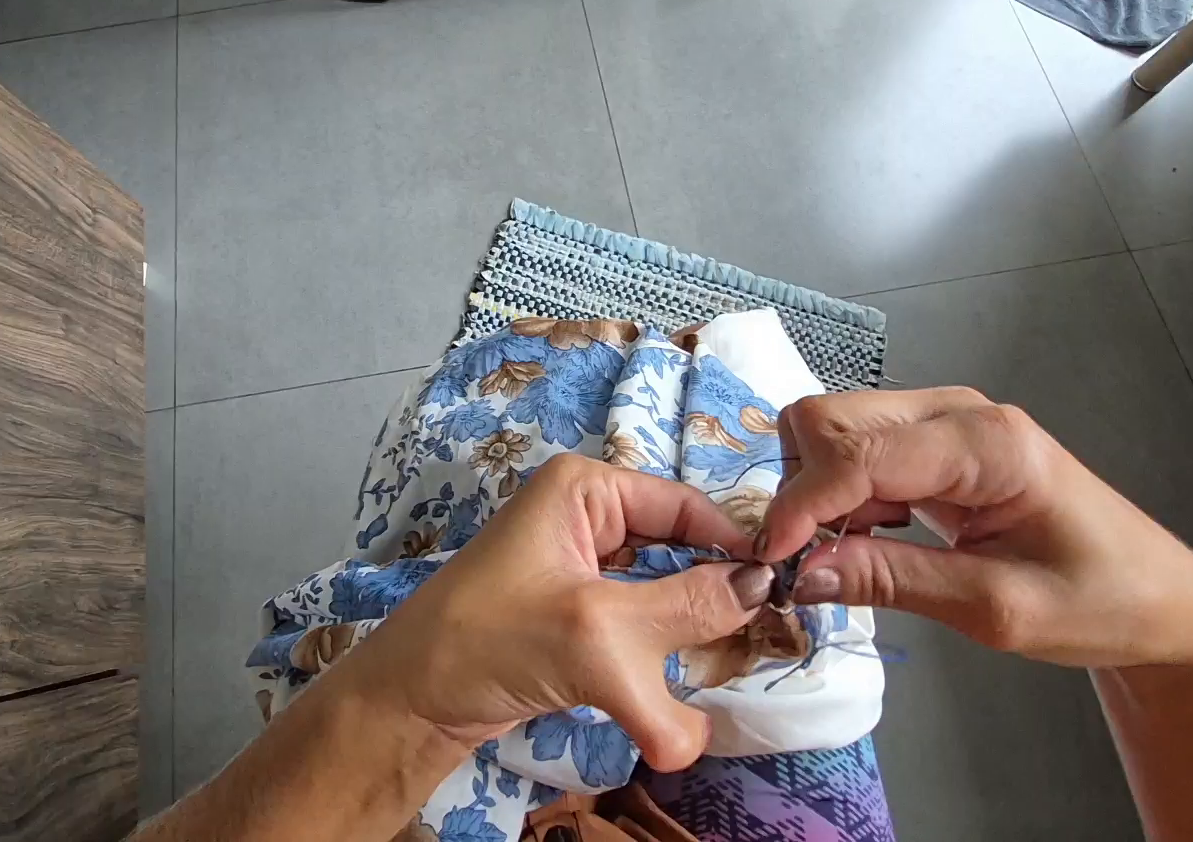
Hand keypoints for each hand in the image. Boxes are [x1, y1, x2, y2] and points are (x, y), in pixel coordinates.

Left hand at [328, 453, 775, 770]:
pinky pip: (633, 623)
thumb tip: (759, 590)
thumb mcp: (597, 626)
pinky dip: (654, 657)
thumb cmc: (493, 638)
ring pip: (656, 591)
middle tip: (758, 637)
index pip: (680, 503)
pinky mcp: (572, 614)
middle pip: (672, 547)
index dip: (732, 541)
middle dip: (706, 596)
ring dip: (679, 636)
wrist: (411, 703)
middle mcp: (582, 517)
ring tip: (710, 672)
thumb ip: (684, 609)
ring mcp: (576, 567)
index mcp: (584, 489)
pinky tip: (669, 699)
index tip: (781, 586)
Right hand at [756, 389, 1192, 669]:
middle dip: (802, 485)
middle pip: (828, 417)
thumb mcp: (997, 609)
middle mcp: (952, 411)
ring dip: (816, 486)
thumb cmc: (1100, 604)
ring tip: (854, 544)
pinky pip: (849, 443)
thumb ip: (890, 580)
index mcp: (985, 443)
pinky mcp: (927, 435)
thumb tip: (798, 573)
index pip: (858, 455)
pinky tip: (871, 528)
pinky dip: (836, 488)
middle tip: (815, 552)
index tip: (771, 558)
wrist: (1160, 597)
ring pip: (828, 425)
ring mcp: (938, 416)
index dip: (803, 504)